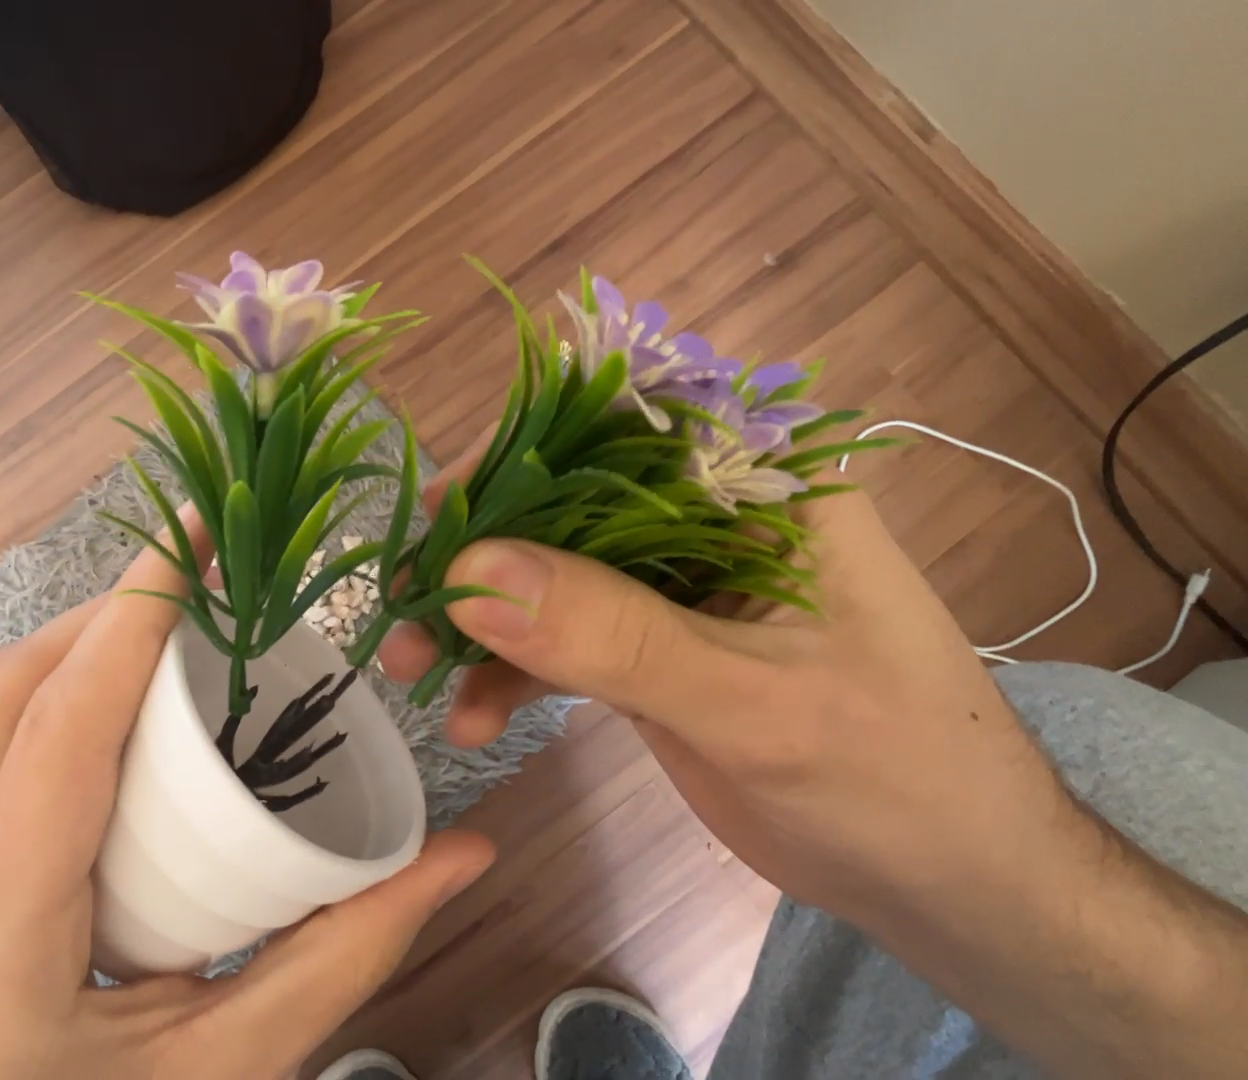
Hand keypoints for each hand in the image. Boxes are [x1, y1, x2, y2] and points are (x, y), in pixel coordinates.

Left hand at [0, 511, 494, 1079]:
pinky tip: (108, 696)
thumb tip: (466, 848)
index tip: (190, 537)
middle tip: (194, 582)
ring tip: (157, 626)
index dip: (124, 619)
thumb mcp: (246, 1065)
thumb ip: (351, 947)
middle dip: (96, 619)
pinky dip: (40, 692)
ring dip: (62, 648)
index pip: (53, 739)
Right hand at [382, 438, 1247, 1078]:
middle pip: (561, 499)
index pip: (625, 421)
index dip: (522, 448)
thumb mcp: (752, 702)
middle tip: (403, 606)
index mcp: (763, 484)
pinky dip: (503, 670)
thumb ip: (612, 636)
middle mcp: (702, 516)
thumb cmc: (895, 777)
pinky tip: (472, 715)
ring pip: (542, 572)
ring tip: (412, 670)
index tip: (440, 508)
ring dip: (473, 619)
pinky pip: (551, 636)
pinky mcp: (639, 643)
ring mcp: (665, 582)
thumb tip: (466, 576)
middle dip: (475, 554)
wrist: (943, 883)